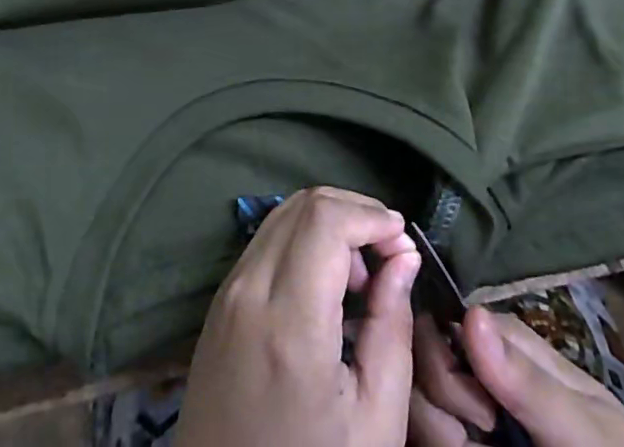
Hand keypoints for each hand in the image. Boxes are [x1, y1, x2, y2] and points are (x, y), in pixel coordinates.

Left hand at [176, 187, 420, 446]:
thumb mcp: (374, 418)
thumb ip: (391, 326)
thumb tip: (404, 257)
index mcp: (288, 323)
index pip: (325, 220)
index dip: (371, 216)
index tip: (403, 243)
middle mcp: (249, 292)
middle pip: (303, 204)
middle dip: (355, 211)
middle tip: (389, 254)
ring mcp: (226, 293)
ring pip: (282, 214)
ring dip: (329, 223)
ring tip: (361, 274)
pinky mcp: (219, 301)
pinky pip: (266, 240)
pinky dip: (304, 239)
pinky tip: (327, 282)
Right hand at [408, 307, 623, 446]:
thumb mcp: (584, 423)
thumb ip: (529, 381)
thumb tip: (471, 315)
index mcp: (503, 343)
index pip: (439, 325)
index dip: (439, 361)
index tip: (479, 410)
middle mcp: (476, 366)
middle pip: (419, 361)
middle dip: (438, 399)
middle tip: (485, 436)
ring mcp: (466, 407)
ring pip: (416, 400)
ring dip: (436, 429)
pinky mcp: (461, 437)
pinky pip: (424, 432)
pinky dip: (437, 441)